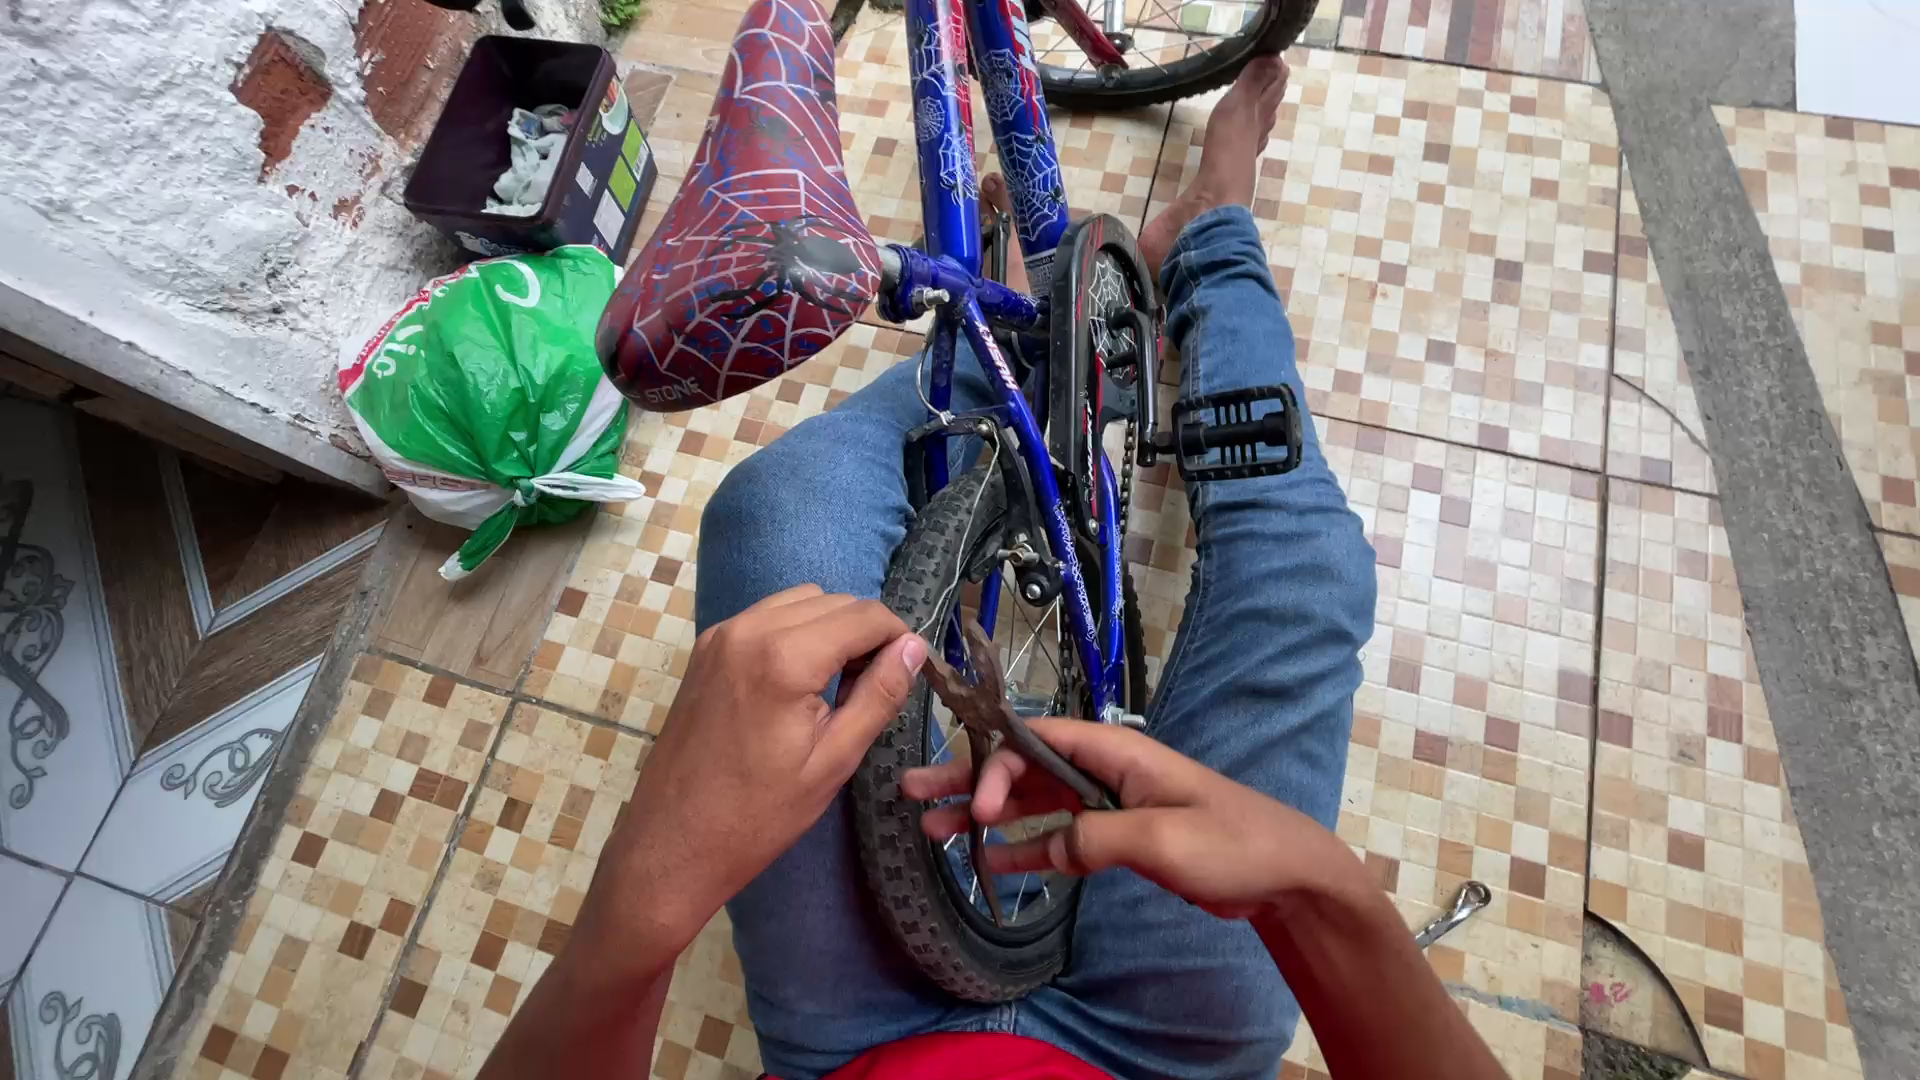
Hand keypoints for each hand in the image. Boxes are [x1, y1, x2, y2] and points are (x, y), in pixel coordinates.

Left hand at [575, 585, 926, 972]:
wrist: (669, 846)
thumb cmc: (758, 815)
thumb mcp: (834, 760)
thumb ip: (879, 694)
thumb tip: (915, 647)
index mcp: (785, 658)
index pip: (865, 615)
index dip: (898, 636)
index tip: (908, 669)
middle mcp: (751, 629)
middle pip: (835, 601)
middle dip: (866, 632)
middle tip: (872, 685)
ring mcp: (722, 634)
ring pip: (802, 601)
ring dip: (832, 626)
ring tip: (836, 681)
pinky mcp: (706, 647)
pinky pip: (768, 615)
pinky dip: (797, 630)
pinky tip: (799, 678)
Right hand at [901, 718, 1352, 919]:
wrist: (1281, 873)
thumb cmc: (1230, 839)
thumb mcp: (1166, 835)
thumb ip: (1099, 837)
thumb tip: (1050, 847)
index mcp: (1112, 751)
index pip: (1037, 741)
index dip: (995, 762)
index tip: (973, 803)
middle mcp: (1097, 769)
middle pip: (1019, 767)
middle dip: (967, 778)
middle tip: (912, 790)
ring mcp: (1100, 803)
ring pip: (1027, 803)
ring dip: (982, 816)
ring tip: (931, 831)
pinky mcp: (1108, 837)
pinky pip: (1052, 840)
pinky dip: (1020, 849)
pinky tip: (985, 863)